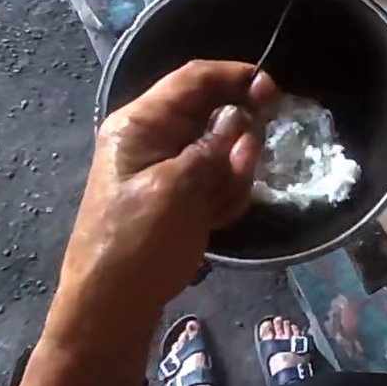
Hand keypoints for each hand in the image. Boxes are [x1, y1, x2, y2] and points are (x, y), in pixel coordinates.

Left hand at [20, 60, 277, 385]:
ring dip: (233, 176)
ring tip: (216, 207)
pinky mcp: (185, 193)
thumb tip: (243, 115)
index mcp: (142, 123)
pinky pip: (222, 179)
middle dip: (237, 141)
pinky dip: (227, 196)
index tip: (274, 94)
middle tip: (241, 168)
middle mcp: (158, 137)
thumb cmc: (135, 243)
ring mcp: (173, 167)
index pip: (195, 79)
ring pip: (226, 149)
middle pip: (216, 113)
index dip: (236, 77)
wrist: (112, 308)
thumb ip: (214, 147)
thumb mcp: (176, 190)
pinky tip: (214, 221)